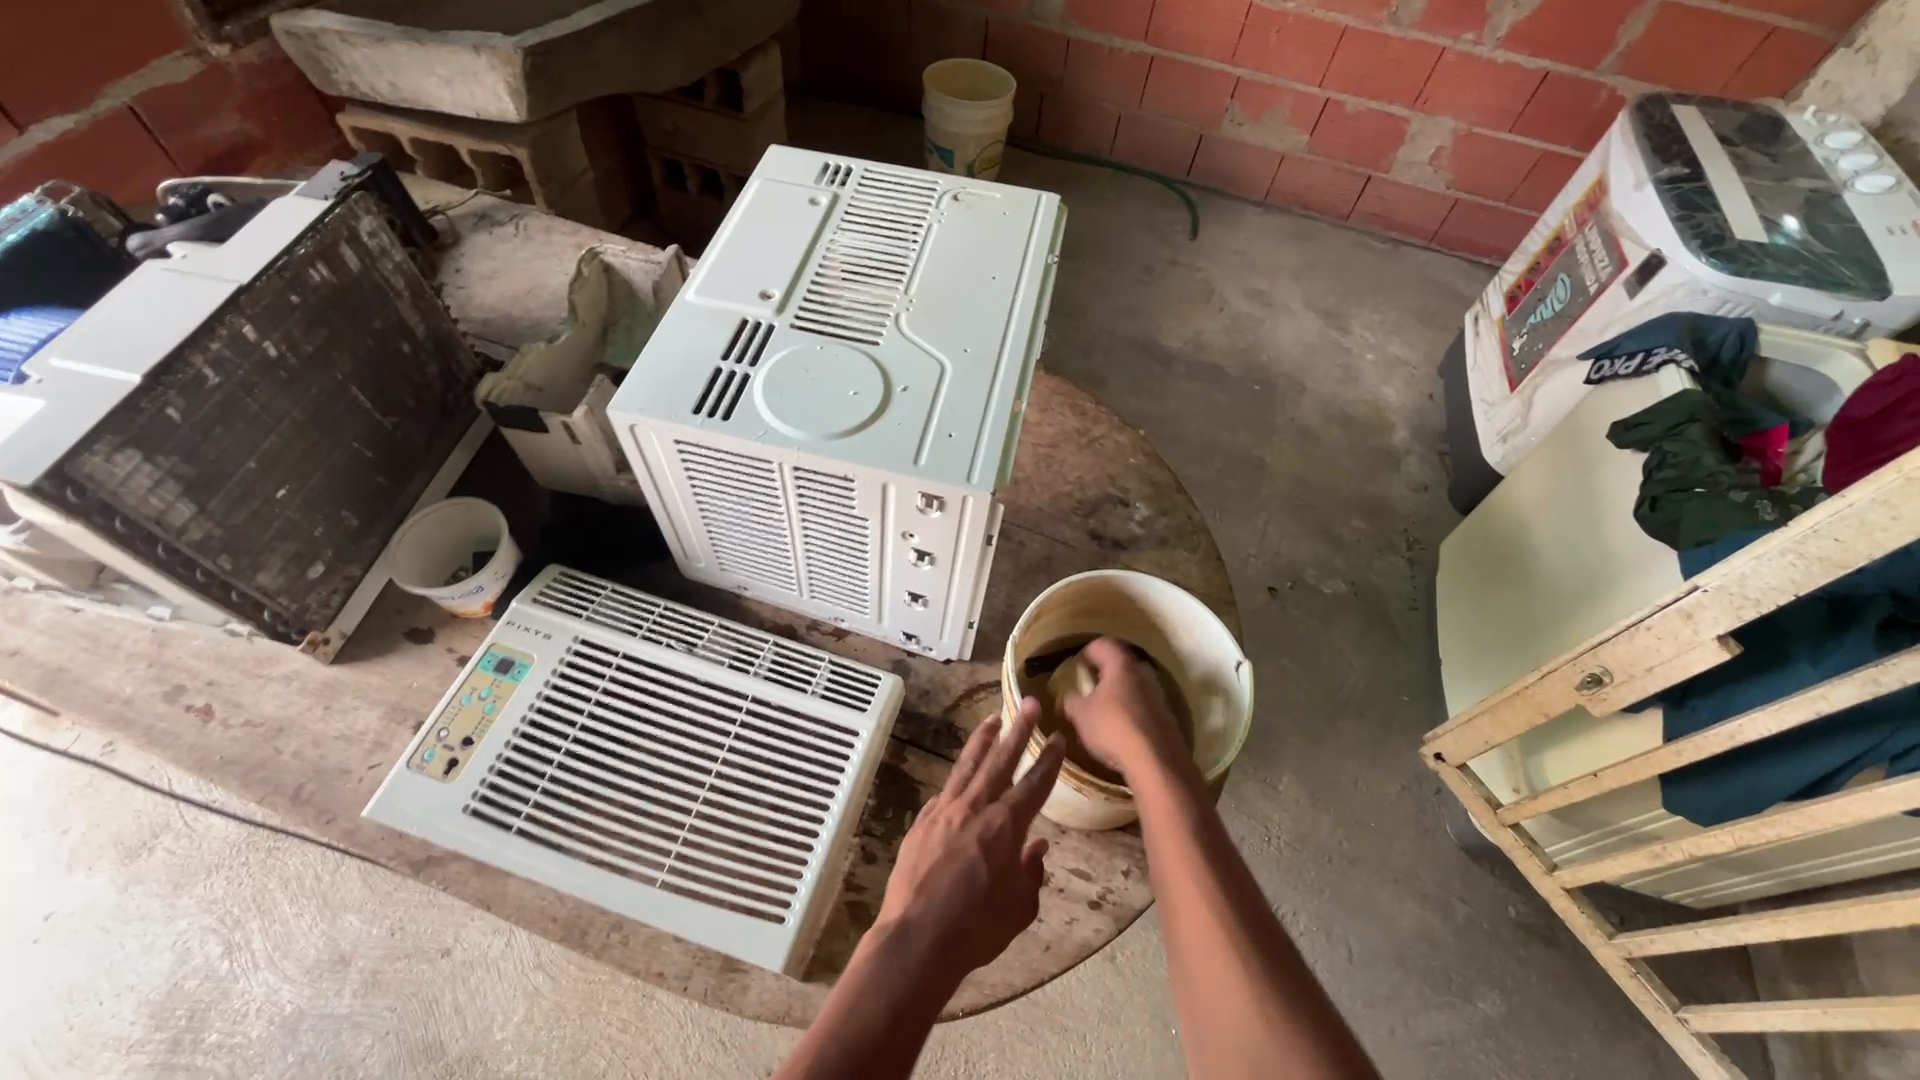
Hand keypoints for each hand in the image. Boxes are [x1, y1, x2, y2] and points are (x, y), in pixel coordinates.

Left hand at [874, 697, 1066, 982]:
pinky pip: (944, 793)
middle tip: (1029, 704)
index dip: (1049, 760)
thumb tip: (1035, 848)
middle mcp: (975, 808)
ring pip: (967, 766)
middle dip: (1018, 730)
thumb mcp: (1020, 907)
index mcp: (1006, 826)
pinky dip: (957, 781)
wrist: (917, 938)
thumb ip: (1031, 873)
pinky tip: (960, 777)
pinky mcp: (921, 823)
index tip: (1058, 737)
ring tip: (992, 720)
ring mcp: (944, 812)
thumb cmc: (977, 928)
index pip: (1034, 784)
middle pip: (1001, 760)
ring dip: (982, 741)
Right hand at [1059, 637, 1189, 781]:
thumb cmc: (1113, 728)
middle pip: (1119, 663)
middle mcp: (1143, 671)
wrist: (1156, 762)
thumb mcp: (1080, 715)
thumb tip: (1068, 696)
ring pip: (1133, 684)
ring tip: (1103, 711)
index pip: (1101, 644)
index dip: (1085, 653)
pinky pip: (1143, 703)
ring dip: (1118, 692)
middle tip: (1087, 689)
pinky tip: (1121, 728)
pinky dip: (1130, 709)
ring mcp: (1158, 693)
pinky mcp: (1166, 714)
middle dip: (1102, 673)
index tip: (1076, 668)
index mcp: (1121, 664)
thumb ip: (1070, 700)